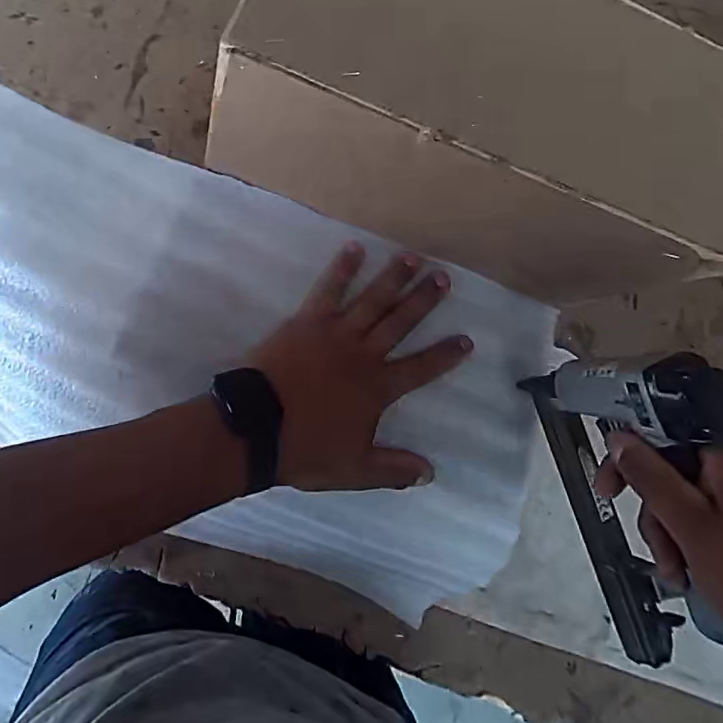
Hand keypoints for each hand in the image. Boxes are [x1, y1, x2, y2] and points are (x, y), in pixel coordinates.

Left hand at [248, 243, 472, 491]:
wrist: (255, 428)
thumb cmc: (304, 449)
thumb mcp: (354, 469)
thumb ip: (393, 470)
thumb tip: (431, 474)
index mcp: (377, 386)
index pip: (421, 368)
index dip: (445, 355)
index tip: (466, 340)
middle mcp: (364, 354)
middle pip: (401, 322)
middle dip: (424, 300)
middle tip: (444, 278)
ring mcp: (336, 334)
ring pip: (372, 300)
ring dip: (394, 278)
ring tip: (413, 258)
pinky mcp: (308, 321)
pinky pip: (328, 290)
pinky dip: (342, 269)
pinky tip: (354, 248)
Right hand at [594, 431, 722, 655]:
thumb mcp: (691, 529)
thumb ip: (651, 478)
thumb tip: (619, 435)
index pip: (664, 437)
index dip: (630, 462)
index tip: (606, 494)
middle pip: (679, 475)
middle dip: (659, 517)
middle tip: (665, 563)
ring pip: (697, 504)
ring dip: (679, 538)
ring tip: (684, 580)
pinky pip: (721, 522)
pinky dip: (703, 546)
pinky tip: (705, 579)